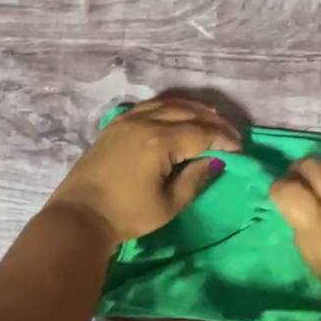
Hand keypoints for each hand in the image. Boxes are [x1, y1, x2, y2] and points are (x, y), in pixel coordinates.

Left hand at [44, 97, 242, 250]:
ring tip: (210, 119)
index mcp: (159, 141)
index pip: (201, 132)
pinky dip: (169, 107)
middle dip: (213, 122)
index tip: (240, 149)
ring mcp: (126, 120)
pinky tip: (177, 115)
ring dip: (192, 109)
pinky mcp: (115, 125)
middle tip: (230, 135)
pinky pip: (148, 106)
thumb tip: (215, 161)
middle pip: (187, 113)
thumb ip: (195, 179)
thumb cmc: (127, 215)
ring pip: (167, 104)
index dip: (224, 139)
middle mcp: (144, 122)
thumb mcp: (168, 204)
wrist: (80, 216)